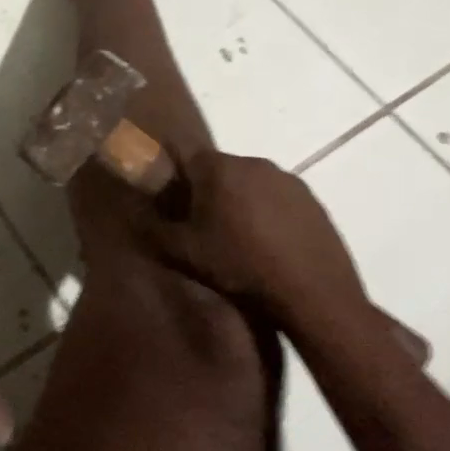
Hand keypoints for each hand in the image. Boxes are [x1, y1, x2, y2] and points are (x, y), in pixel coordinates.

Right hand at [144, 151, 368, 322]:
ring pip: (248, 182)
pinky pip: (277, 197)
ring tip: (238, 237)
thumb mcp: (183, 253)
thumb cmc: (242, 267)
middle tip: (202, 224)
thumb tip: (133, 211)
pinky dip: (267, 212)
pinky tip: (269, 244)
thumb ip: (151, 227)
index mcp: (218, 167)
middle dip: (205, 189)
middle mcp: (253, 162)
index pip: (181, 152)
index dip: (171, 174)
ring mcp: (288, 180)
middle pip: (216, 167)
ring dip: (238, 200)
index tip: (170, 200)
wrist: (316, 298)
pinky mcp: (314, 201)